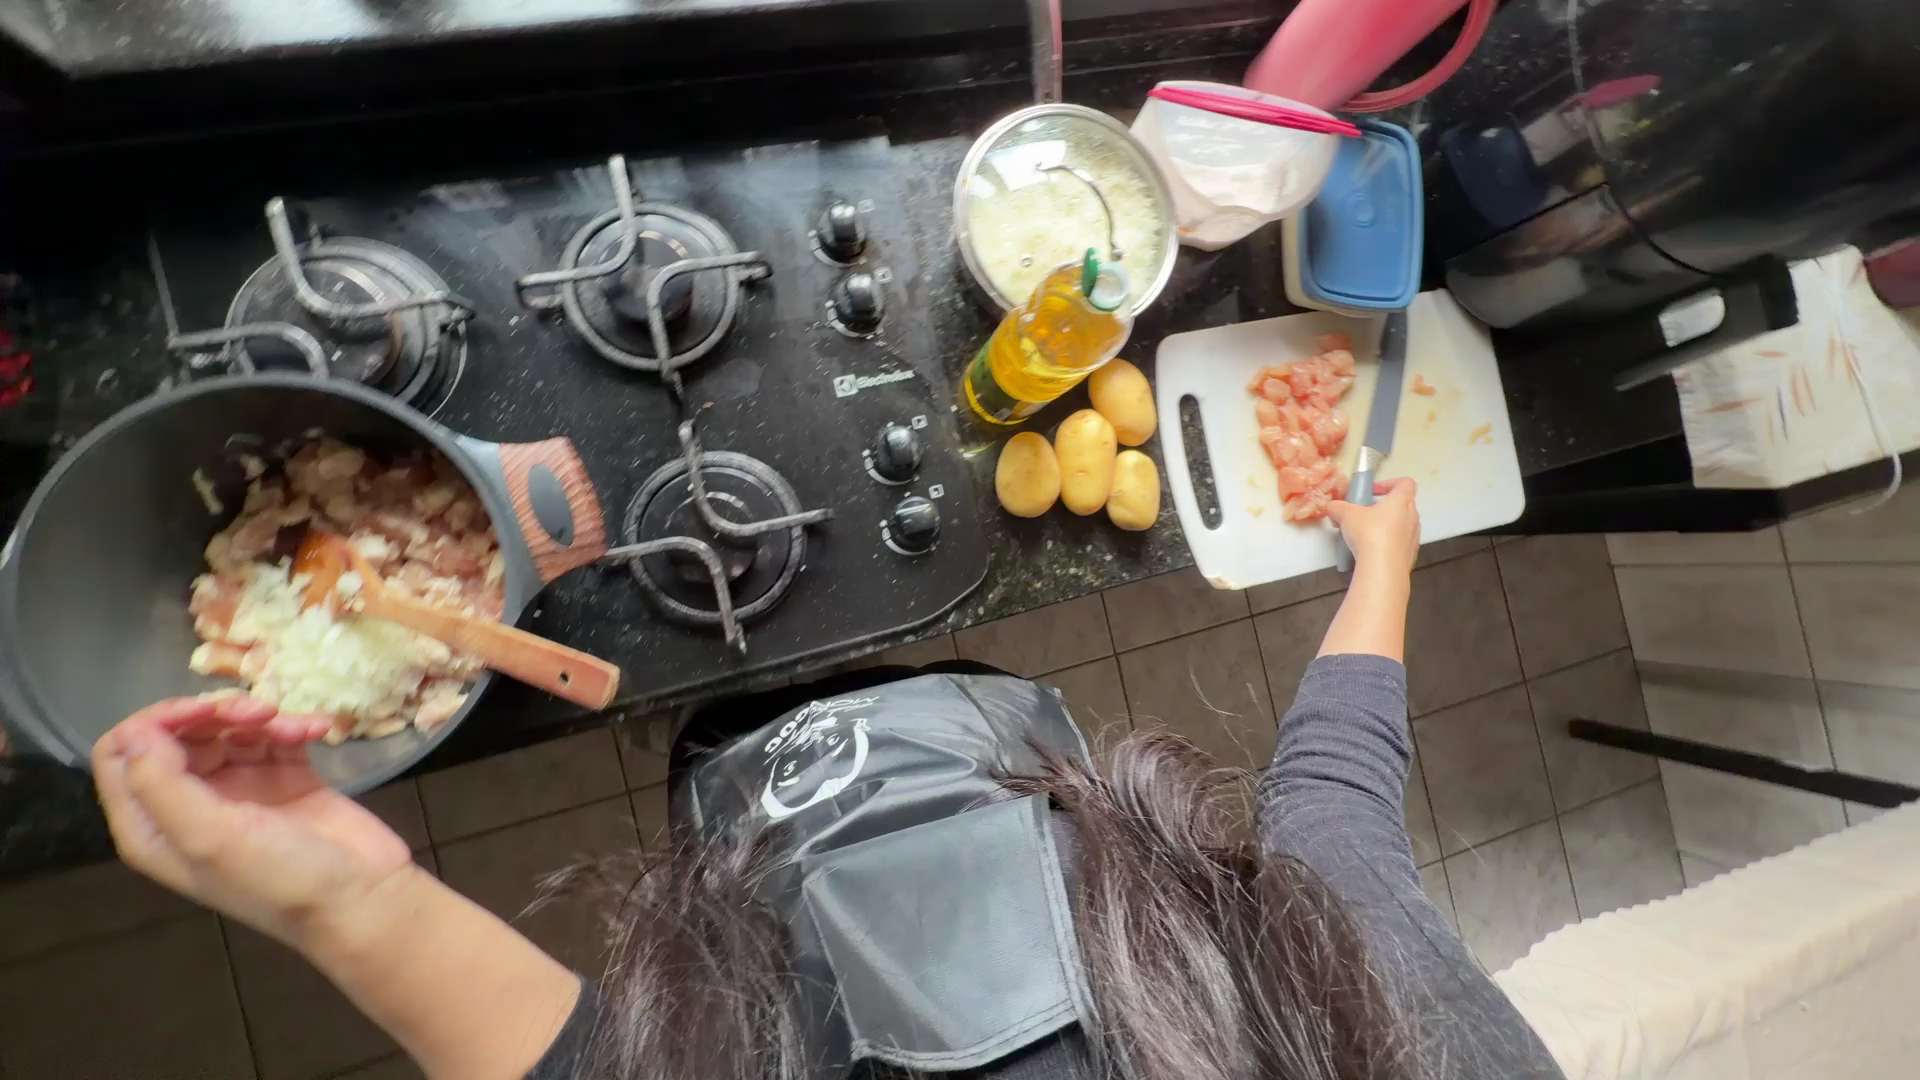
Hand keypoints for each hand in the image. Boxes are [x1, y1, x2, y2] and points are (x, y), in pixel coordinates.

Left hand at [92, 695, 414, 949]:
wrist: (357, 893)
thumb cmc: (278, 874)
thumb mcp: (212, 836)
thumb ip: (165, 784)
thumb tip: (137, 730)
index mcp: (154, 824)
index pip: (125, 756)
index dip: (156, 724)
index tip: (205, 711)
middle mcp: (192, 804)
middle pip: (182, 737)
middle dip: (216, 715)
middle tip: (258, 713)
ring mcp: (245, 791)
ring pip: (234, 732)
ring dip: (263, 718)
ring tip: (297, 725)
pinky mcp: (291, 780)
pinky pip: (282, 738)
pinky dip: (297, 726)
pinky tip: (320, 730)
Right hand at [1326, 477, 1419, 573]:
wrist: (1383, 567)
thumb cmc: (1369, 532)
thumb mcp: (1345, 514)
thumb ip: (1337, 507)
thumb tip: (1331, 506)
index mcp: (1401, 501)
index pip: (1405, 483)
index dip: (1389, 483)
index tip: (1372, 492)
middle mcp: (1413, 516)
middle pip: (1403, 504)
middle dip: (1383, 506)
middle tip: (1364, 513)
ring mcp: (1414, 536)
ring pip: (1402, 524)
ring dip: (1386, 525)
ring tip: (1366, 534)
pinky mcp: (1411, 554)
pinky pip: (1399, 542)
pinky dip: (1387, 543)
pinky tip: (1371, 550)